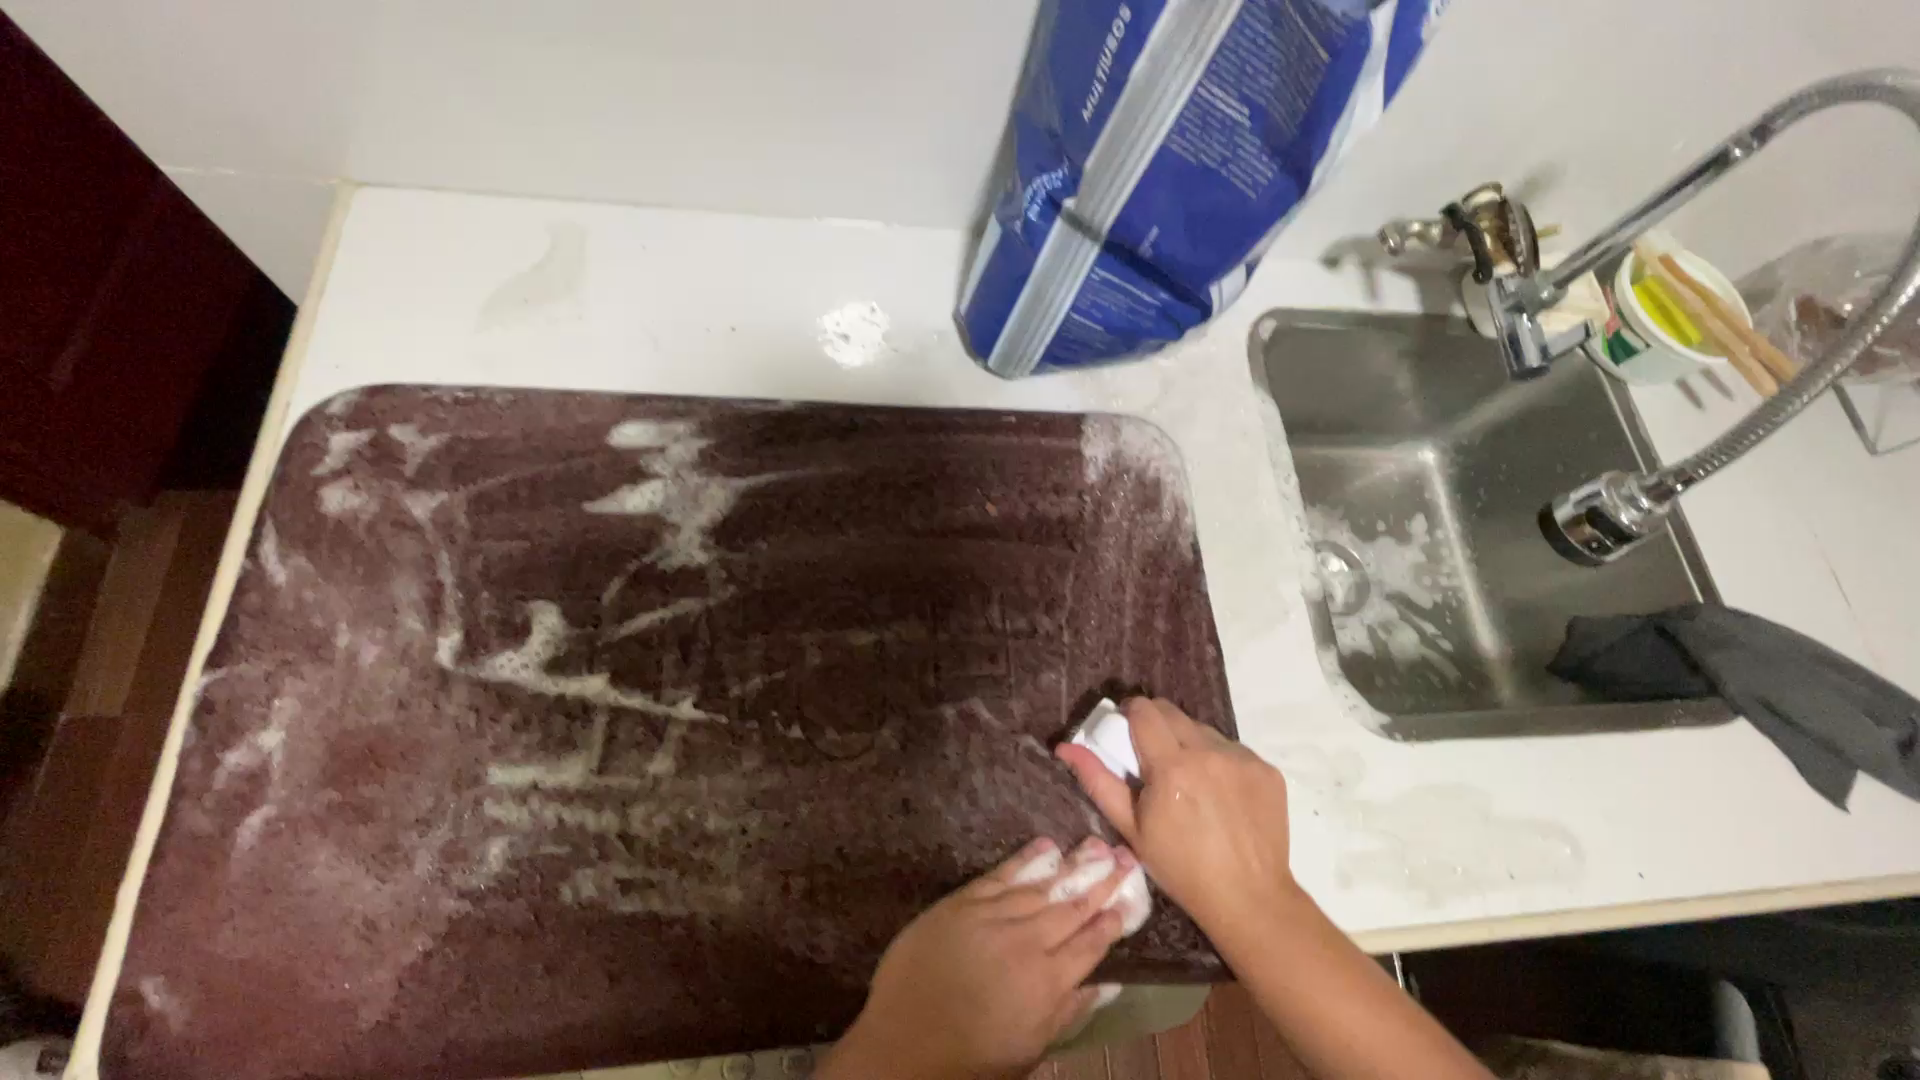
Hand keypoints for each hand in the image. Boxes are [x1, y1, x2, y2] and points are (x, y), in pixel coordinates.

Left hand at [817, 837, 1132, 1079]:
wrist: (906, 1040)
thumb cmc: (971, 1054)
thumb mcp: (1031, 1048)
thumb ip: (1070, 1011)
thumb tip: (1109, 984)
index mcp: (1047, 982)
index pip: (1090, 944)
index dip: (1111, 921)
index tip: (1128, 900)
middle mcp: (1027, 943)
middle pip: (1071, 908)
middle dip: (1101, 883)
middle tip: (1124, 858)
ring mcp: (993, 917)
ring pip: (1042, 887)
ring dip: (1072, 866)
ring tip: (1096, 846)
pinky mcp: (963, 902)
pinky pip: (1001, 874)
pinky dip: (1025, 860)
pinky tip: (1047, 847)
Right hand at [1054, 697, 1299, 941]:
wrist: (1248, 897)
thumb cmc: (1180, 868)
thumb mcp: (1131, 828)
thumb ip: (1098, 780)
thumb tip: (1064, 747)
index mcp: (1171, 767)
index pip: (1145, 711)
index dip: (1131, 713)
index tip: (1126, 728)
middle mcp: (1209, 753)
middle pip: (1173, 712)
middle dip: (1156, 724)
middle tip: (1152, 756)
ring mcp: (1243, 760)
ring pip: (1203, 730)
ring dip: (1189, 743)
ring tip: (1189, 780)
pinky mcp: (1267, 770)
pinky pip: (1233, 749)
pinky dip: (1219, 761)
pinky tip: (1219, 793)